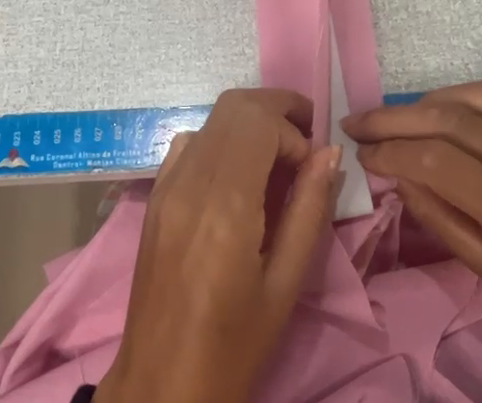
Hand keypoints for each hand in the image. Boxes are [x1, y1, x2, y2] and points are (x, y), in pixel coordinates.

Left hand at [96, 89, 340, 402]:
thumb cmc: (235, 342)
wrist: (162, 381)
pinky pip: (189, 144)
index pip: (259, 121)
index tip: (311, 169)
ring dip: (249, 125)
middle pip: (234, 106)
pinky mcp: (153, 197)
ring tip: (277, 163)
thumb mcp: (286, 283)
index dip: (294, 133)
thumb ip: (309, 210)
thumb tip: (328, 153)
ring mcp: (165, 185)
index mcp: (224, 203)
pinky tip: (238, 179)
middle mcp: (189, 181)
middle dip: (276, 112)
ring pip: (211, 120)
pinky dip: (221, 142)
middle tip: (305, 144)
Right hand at [342, 76, 481, 385]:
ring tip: (401, 116)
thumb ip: (435, 213)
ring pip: (479, 95)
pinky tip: (451, 104)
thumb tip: (393, 169)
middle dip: (395, 119)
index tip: (360, 153)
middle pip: (452, 122)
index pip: (437, 162)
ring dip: (430, 100)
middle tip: (359, 123)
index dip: (390, 152)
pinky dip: (474, 89)